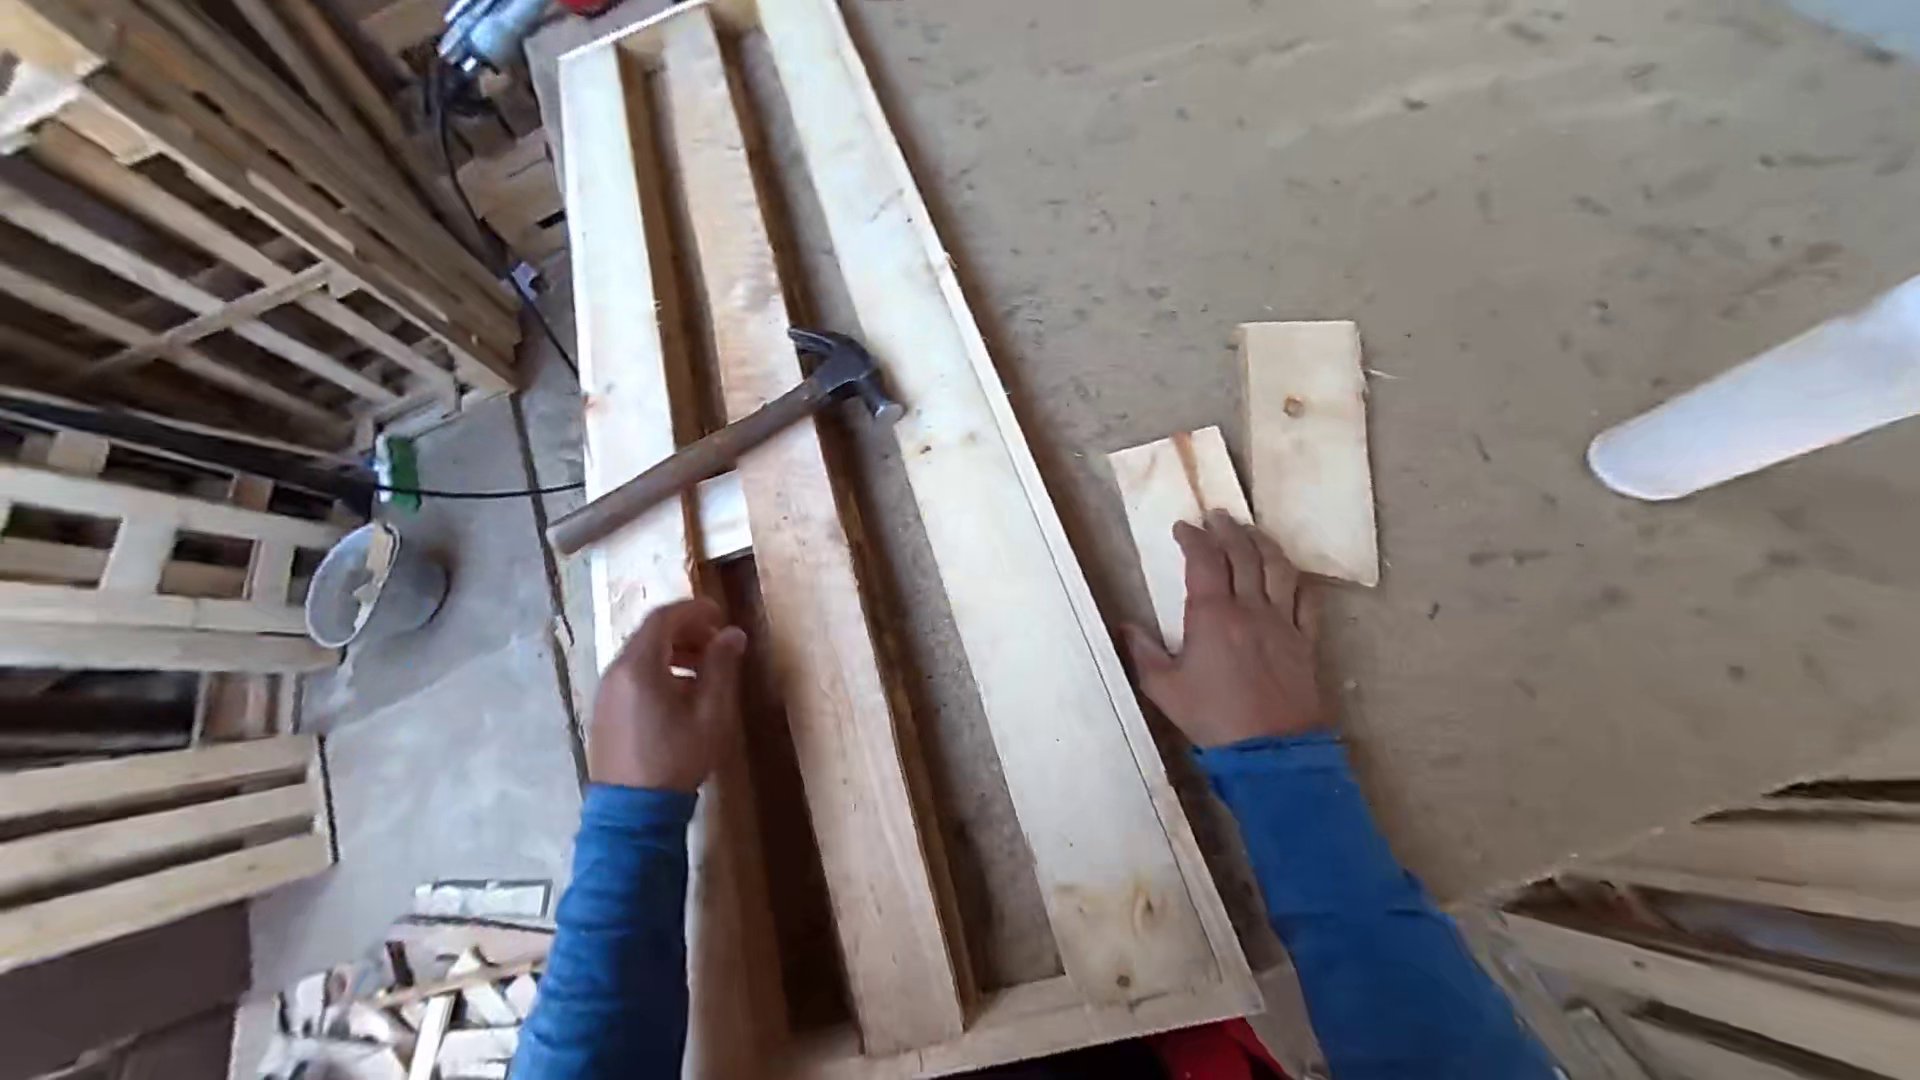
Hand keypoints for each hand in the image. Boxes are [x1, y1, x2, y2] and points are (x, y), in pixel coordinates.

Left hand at [589, 597, 747, 792]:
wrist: (632, 813)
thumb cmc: (676, 757)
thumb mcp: (710, 712)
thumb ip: (722, 667)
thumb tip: (734, 634)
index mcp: (639, 667)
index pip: (663, 618)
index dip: (694, 610)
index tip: (721, 614)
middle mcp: (616, 672)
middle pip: (650, 633)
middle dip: (687, 629)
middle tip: (718, 640)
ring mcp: (607, 692)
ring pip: (642, 654)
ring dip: (675, 649)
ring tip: (706, 666)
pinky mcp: (606, 710)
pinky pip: (634, 674)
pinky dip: (660, 668)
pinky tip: (683, 691)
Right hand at [1124, 512, 1327, 746]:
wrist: (1270, 751)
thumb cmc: (1212, 716)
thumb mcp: (1163, 687)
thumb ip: (1142, 652)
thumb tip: (1126, 626)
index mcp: (1213, 615)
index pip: (1204, 561)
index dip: (1193, 538)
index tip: (1183, 528)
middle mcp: (1251, 608)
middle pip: (1243, 554)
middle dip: (1228, 530)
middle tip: (1217, 516)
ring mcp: (1283, 622)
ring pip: (1278, 568)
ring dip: (1263, 543)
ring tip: (1252, 531)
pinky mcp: (1306, 641)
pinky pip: (1307, 599)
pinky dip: (1296, 578)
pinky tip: (1288, 573)